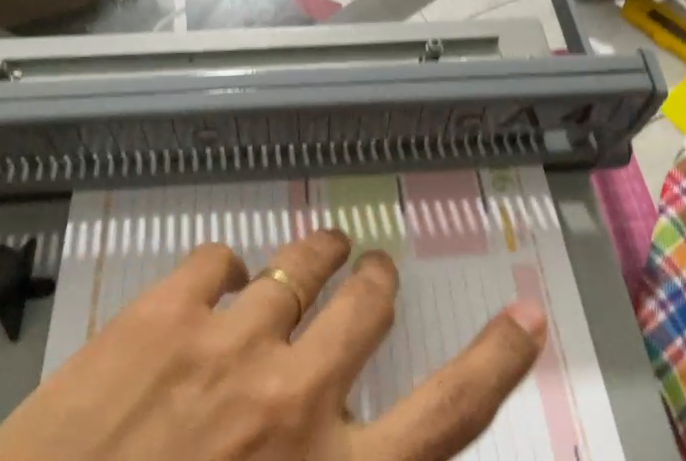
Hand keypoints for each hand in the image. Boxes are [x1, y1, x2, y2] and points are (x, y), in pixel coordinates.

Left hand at [0, 229, 547, 460]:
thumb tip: (360, 435)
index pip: (446, 413)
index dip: (495, 361)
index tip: (524, 319)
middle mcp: (295, 399)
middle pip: (368, 308)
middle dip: (375, 282)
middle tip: (371, 272)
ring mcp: (227, 346)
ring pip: (300, 265)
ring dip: (316, 255)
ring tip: (317, 250)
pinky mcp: (161, 316)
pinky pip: (219, 258)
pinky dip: (227, 267)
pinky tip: (216, 283)